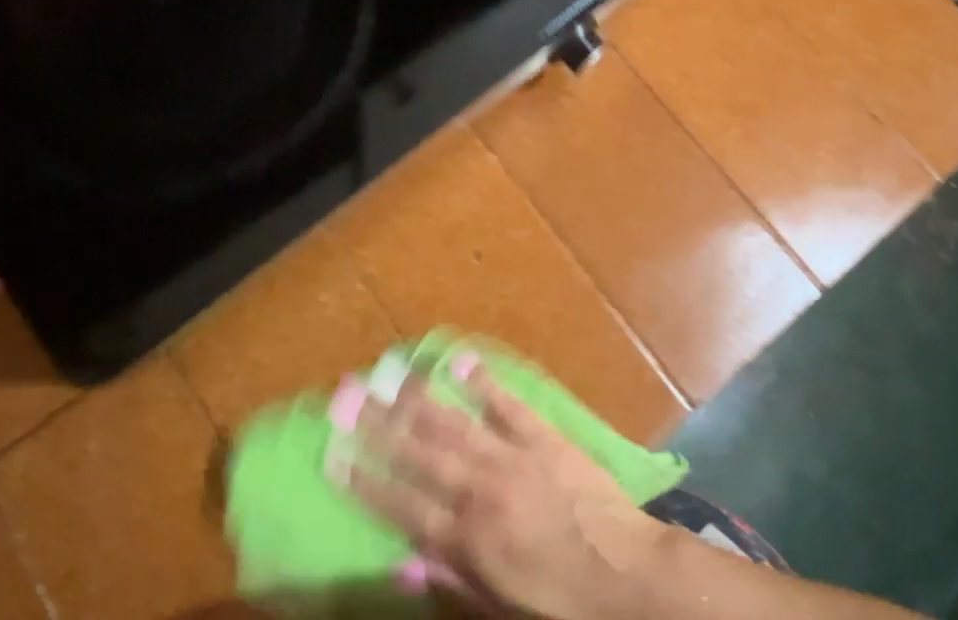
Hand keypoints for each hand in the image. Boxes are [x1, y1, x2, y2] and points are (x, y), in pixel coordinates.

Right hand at [341, 358, 665, 619]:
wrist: (626, 575)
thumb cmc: (560, 599)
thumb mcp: (500, 604)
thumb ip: (452, 578)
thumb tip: (402, 562)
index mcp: (465, 537)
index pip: (400, 504)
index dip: (362, 479)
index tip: (332, 453)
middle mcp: (479, 490)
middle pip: (417, 453)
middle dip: (377, 425)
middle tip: (345, 396)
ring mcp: (512, 458)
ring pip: (454, 423)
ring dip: (417, 398)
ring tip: (387, 375)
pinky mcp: (545, 439)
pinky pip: (510, 407)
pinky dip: (485, 384)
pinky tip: (461, 362)